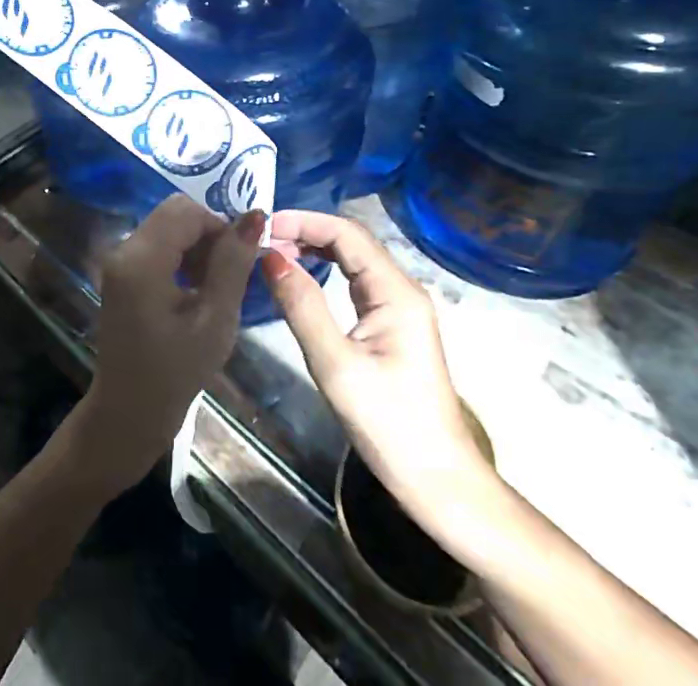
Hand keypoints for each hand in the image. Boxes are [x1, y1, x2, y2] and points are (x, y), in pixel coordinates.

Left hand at [72, 194, 264, 492]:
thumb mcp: (215, 317)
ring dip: (197, 248)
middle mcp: (123, 251)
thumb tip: (255, 215)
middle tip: (227, 277)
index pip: (186, 210)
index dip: (220, 226)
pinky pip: (159, 248)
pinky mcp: (122, 276)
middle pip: (175, 215)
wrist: (129, 412)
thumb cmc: (177, 371)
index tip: (240, 261)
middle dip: (209, 236)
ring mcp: (119, 263)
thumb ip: (233, 262)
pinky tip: (195, 293)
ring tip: (214, 289)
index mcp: (141, 259)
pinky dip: (182, 259)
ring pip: (168, 229)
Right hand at [259, 211, 487, 523]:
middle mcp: (402, 290)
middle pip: (352, 243)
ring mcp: (400, 309)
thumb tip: (271, 257)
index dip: (305, 222)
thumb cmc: (389, 423)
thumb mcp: (336, 365)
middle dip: (308, 233)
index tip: (264, 226)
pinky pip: (357, 286)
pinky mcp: (393, 328)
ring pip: (355, 263)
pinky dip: (327, 275)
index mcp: (396, 291)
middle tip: (262, 241)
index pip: (348, 234)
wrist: (436, 476)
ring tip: (274, 255)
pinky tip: (303, 281)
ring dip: (316, 252)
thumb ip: (303, 307)